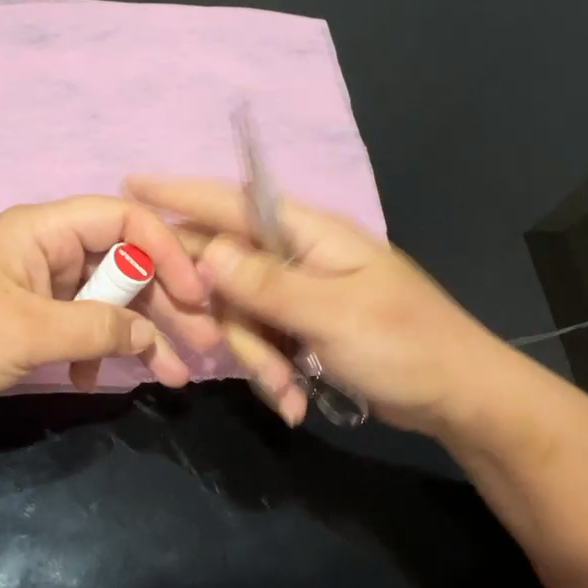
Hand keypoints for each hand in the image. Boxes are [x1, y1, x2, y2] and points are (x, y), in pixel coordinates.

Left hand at [0, 196, 221, 419]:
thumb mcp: (31, 334)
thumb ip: (99, 330)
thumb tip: (151, 336)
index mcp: (43, 229)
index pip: (124, 220)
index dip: (167, 252)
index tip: (195, 297)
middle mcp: (47, 247)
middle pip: (123, 263)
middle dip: (164, 304)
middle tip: (204, 347)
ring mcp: (38, 283)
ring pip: (106, 299)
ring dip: (139, 335)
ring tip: (174, 376)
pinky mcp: (29, 316)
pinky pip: (80, 324)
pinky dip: (98, 351)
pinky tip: (103, 383)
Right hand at [127, 176, 499, 434]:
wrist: (459, 397)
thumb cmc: (405, 346)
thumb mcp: (333, 315)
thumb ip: (266, 284)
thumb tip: (205, 252)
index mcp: (310, 234)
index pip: (232, 202)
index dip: (179, 194)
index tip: (129, 185)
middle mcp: (299, 255)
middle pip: (226, 270)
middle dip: (222, 318)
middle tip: (212, 353)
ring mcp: (301, 293)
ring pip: (241, 314)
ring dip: (256, 358)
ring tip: (286, 394)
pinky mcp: (305, 327)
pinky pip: (265, 340)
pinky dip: (273, 372)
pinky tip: (292, 402)